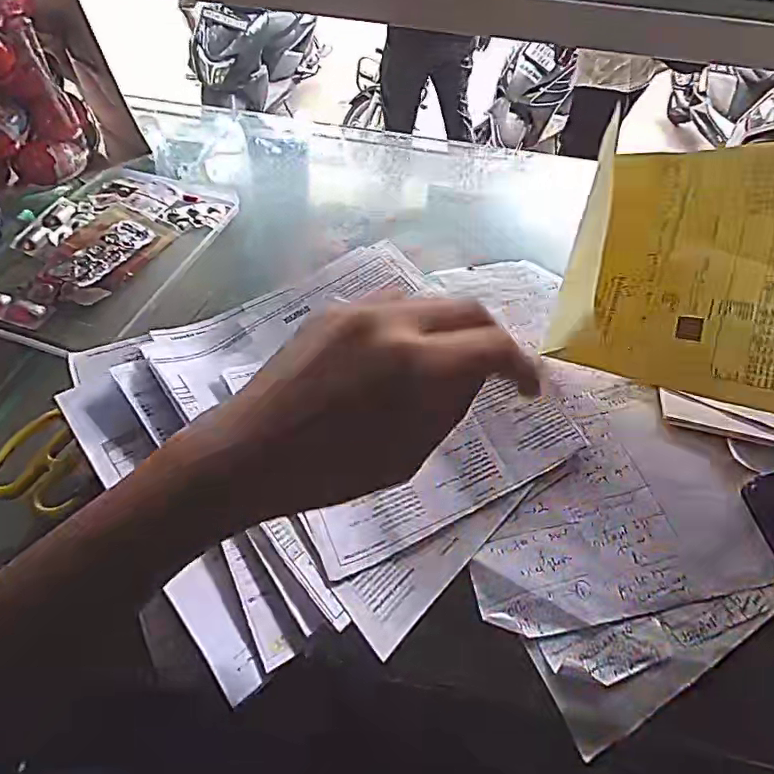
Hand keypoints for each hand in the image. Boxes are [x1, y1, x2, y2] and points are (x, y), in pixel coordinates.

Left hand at [179, 296, 541, 522]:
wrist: (245, 453)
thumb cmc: (329, 472)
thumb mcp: (407, 454)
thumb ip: (450, 405)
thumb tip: (474, 376)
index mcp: (414, 364)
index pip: (493, 346)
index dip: (522, 366)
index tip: (528, 386)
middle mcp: (392, 319)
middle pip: (468, 307)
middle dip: (492, 337)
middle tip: (497, 369)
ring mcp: (359, 307)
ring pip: (430, 301)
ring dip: (451, 328)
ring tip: (447, 362)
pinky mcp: (334, 308)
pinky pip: (391, 304)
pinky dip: (413, 324)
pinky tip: (401, 354)